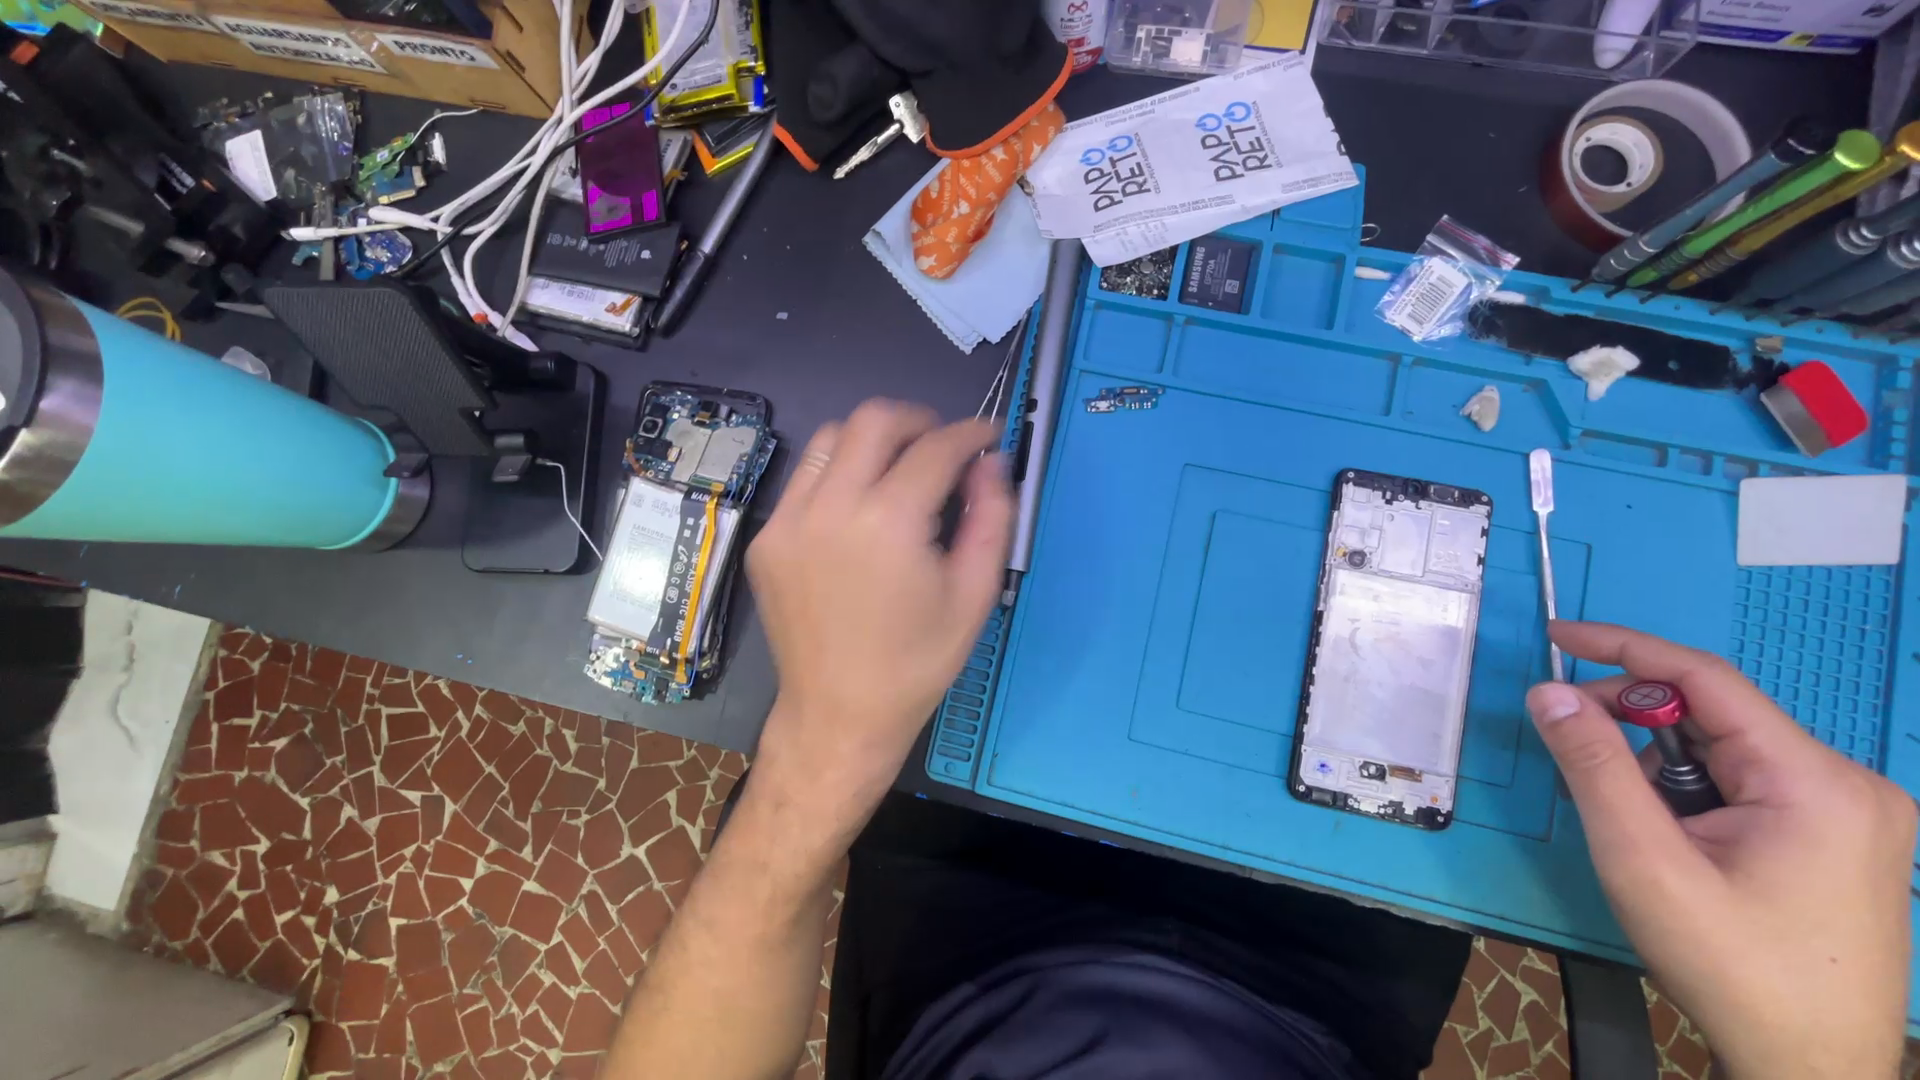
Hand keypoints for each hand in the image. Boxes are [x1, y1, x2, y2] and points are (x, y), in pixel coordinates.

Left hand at [747, 400, 1011, 830]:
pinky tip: (859, 508)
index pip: (935, 447)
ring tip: (899, 469)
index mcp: (889, 523)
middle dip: (918, 419)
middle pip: (873, 419)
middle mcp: (831, 507)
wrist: (839, 713)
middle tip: (942, 446)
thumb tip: (991, 462)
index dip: (970, 433)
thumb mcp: (974, 594)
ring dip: (871, 439)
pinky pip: (805, 479)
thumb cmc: (916, 662)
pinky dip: (838, 474)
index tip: (987, 436)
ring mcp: (789, 520)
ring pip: (830, 438)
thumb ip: (991, 517)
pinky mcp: (767, 539)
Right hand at [1526, 621, 1914, 1079]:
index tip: (1556, 636)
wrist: (1811, 1067)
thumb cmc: (1729, 962)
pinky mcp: (1835, 836)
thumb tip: (1547, 691)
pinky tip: (1660, 826)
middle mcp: (1846, 783)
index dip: (1624, 648)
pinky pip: (1740, 779)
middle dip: (1630, 715)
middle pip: (1715, 712)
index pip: (1707, 679)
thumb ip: (1593, 765)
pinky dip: (1682, 784)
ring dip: (1653, 758)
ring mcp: (1848, 812)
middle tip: (1565, 737)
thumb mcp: (1642, 859)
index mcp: (1815, 781)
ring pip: (1722, 747)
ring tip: (1617, 808)